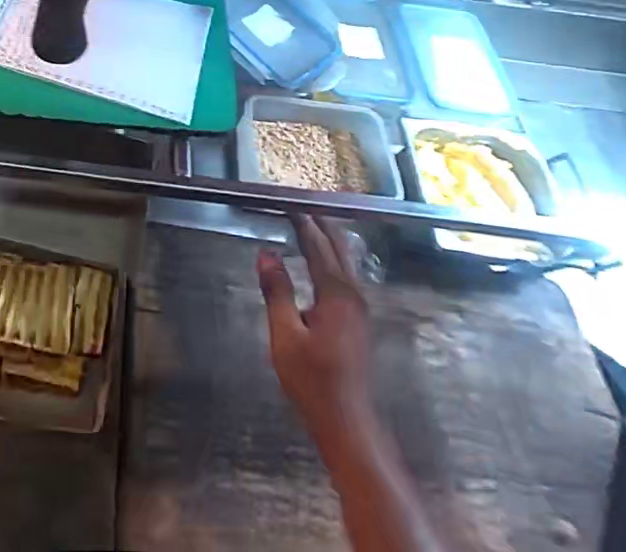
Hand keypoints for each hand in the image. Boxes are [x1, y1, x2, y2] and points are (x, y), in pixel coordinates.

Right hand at [259, 214, 376, 433]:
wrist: (347, 421)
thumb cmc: (312, 379)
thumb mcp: (285, 335)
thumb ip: (276, 291)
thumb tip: (266, 254)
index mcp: (336, 295)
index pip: (318, 248)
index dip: (304, 224)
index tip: (290, 204)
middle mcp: (353, 296)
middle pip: (339, 249)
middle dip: (323, 225)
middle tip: (304, 205)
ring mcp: (359, 309)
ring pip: (346, 262)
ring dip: (330, 240)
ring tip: (313, 224)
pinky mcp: (357, 322)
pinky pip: (346, 276)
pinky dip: (333, 258)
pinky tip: (323, 262)